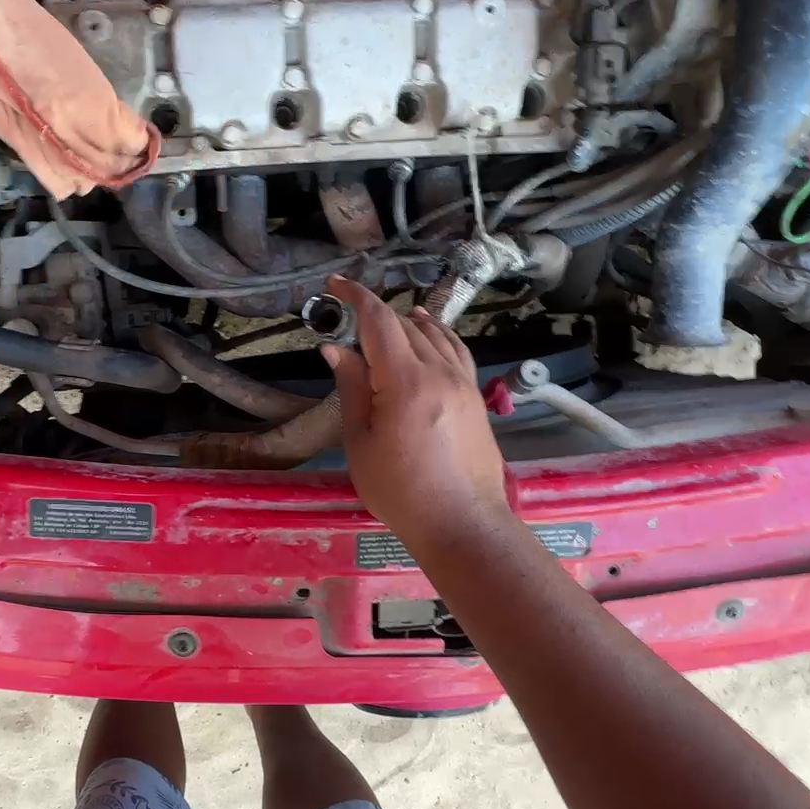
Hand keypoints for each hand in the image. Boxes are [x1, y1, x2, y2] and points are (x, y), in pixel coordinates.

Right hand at [320, 277, 512, 534]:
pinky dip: (437, 333)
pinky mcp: (475, 395)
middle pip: (405, 324)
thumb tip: (336, 349)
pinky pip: (455, 350)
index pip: (379, 321)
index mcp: (405, 381)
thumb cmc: (400, 490)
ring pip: (433, 333)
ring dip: (405, 320)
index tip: (334, 285)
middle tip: (347, 316)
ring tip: (384, 320)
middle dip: (374, 312)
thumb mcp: (360, 443)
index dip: (355, 296)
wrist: (462, 523)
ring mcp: (463, 382)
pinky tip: (428, 332)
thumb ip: (351, 389)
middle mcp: (439, 371)